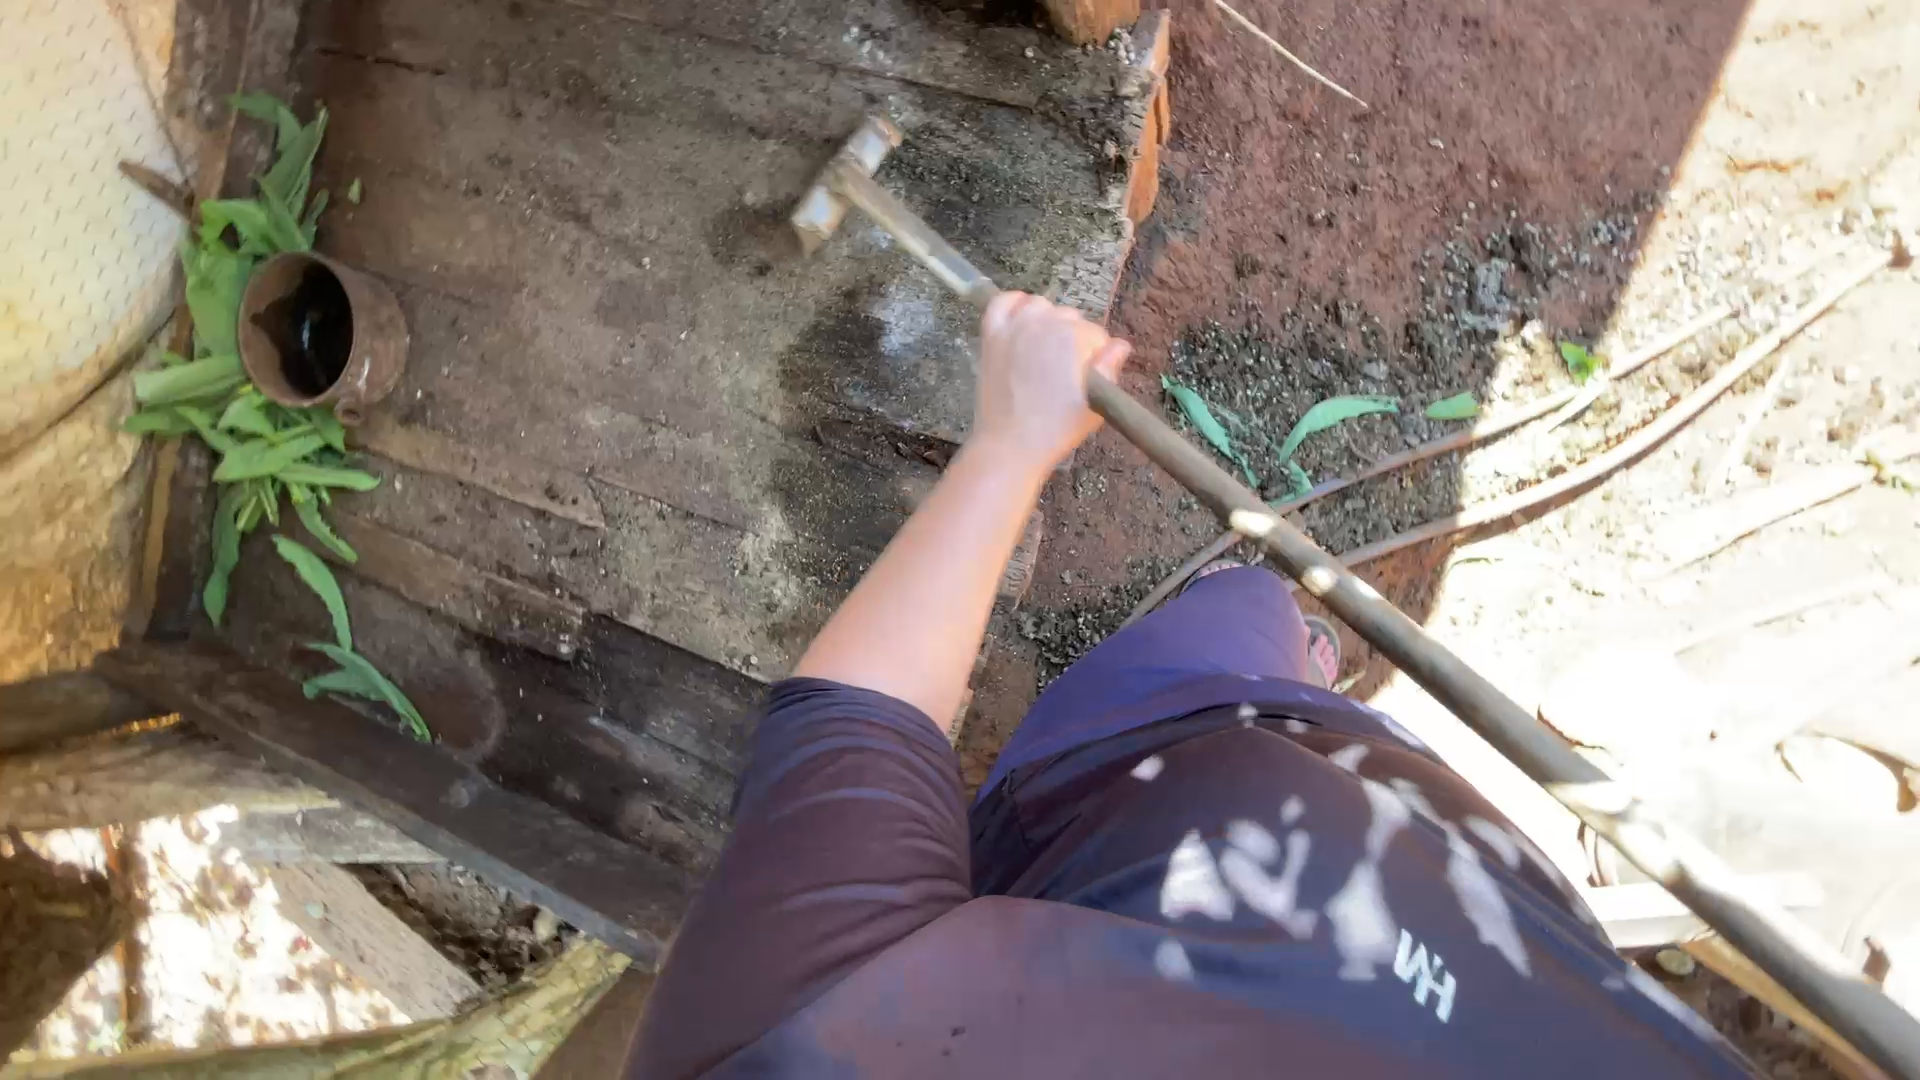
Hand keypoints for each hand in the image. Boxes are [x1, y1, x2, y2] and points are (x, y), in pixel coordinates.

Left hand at [971, 292, 1131, 470]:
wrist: (1010, 445)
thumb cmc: (1056, 428)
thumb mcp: (1095, 402)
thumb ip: (1110, 367)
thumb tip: (1120, 345)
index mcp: (1073, 336)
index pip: (1095, 335)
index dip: (1095, 358)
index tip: (1086, 380)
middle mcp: (1044, 322)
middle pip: (1069, 318)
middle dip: (1072, 340)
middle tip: (1064, 374)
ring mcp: (1014, 327)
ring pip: (1040, 306)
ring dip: (1047, 322)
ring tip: (1045, 353)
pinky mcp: (992, 337)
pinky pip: (1002, 303)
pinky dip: (1014, 305)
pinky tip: (1022, 322)